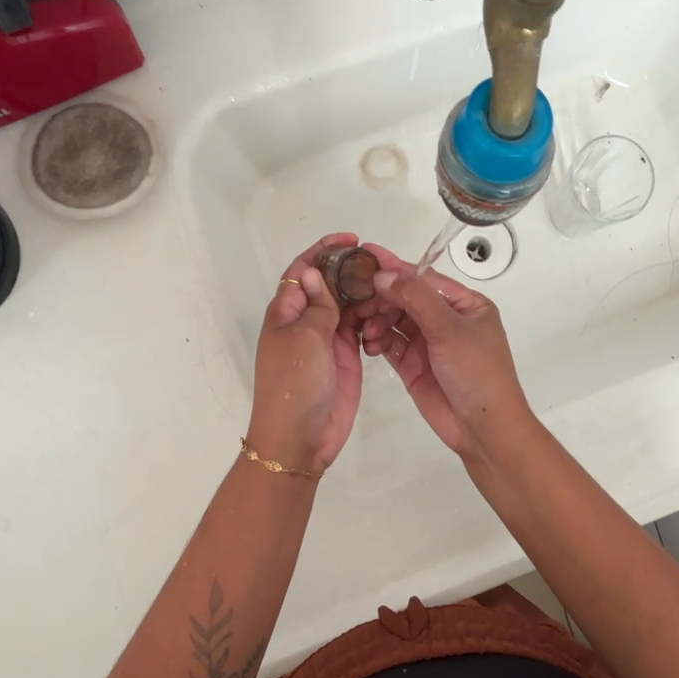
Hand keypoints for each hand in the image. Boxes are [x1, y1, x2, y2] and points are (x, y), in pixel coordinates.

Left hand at [247, 234, 374, 473]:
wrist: (300, 438)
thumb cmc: (294, 385)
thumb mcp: (304, 338)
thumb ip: (317, 304)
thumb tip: (313, 271)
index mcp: (286, 311)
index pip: (303, 270)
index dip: (324, 250)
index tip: (353, 239)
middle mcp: (306, 321)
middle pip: (330, 285)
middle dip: (354, 272)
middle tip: (384, 266)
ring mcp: (326, 340)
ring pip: (349, 306)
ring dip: (368, 297)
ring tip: (391, 290)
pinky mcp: (345, 358)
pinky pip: (361, 330)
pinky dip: (374, 321)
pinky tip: (389, 315)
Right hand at [359, 252, 531, 457]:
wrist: (483, 426)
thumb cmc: (477, 371)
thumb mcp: (450, 328)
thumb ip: (415, 298)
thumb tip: (383, 275)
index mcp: (465, 304)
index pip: (424, 279)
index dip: (395, 269)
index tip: (365, 256)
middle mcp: (446, 320)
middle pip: (406, 298)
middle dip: (382, 297)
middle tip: (357, 299)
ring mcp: (428, 343)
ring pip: (394, 321)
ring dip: (377, 320)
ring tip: (365, 328)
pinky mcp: (413, 366)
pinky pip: (390, 344)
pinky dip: (376, 341)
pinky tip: (368, 343)